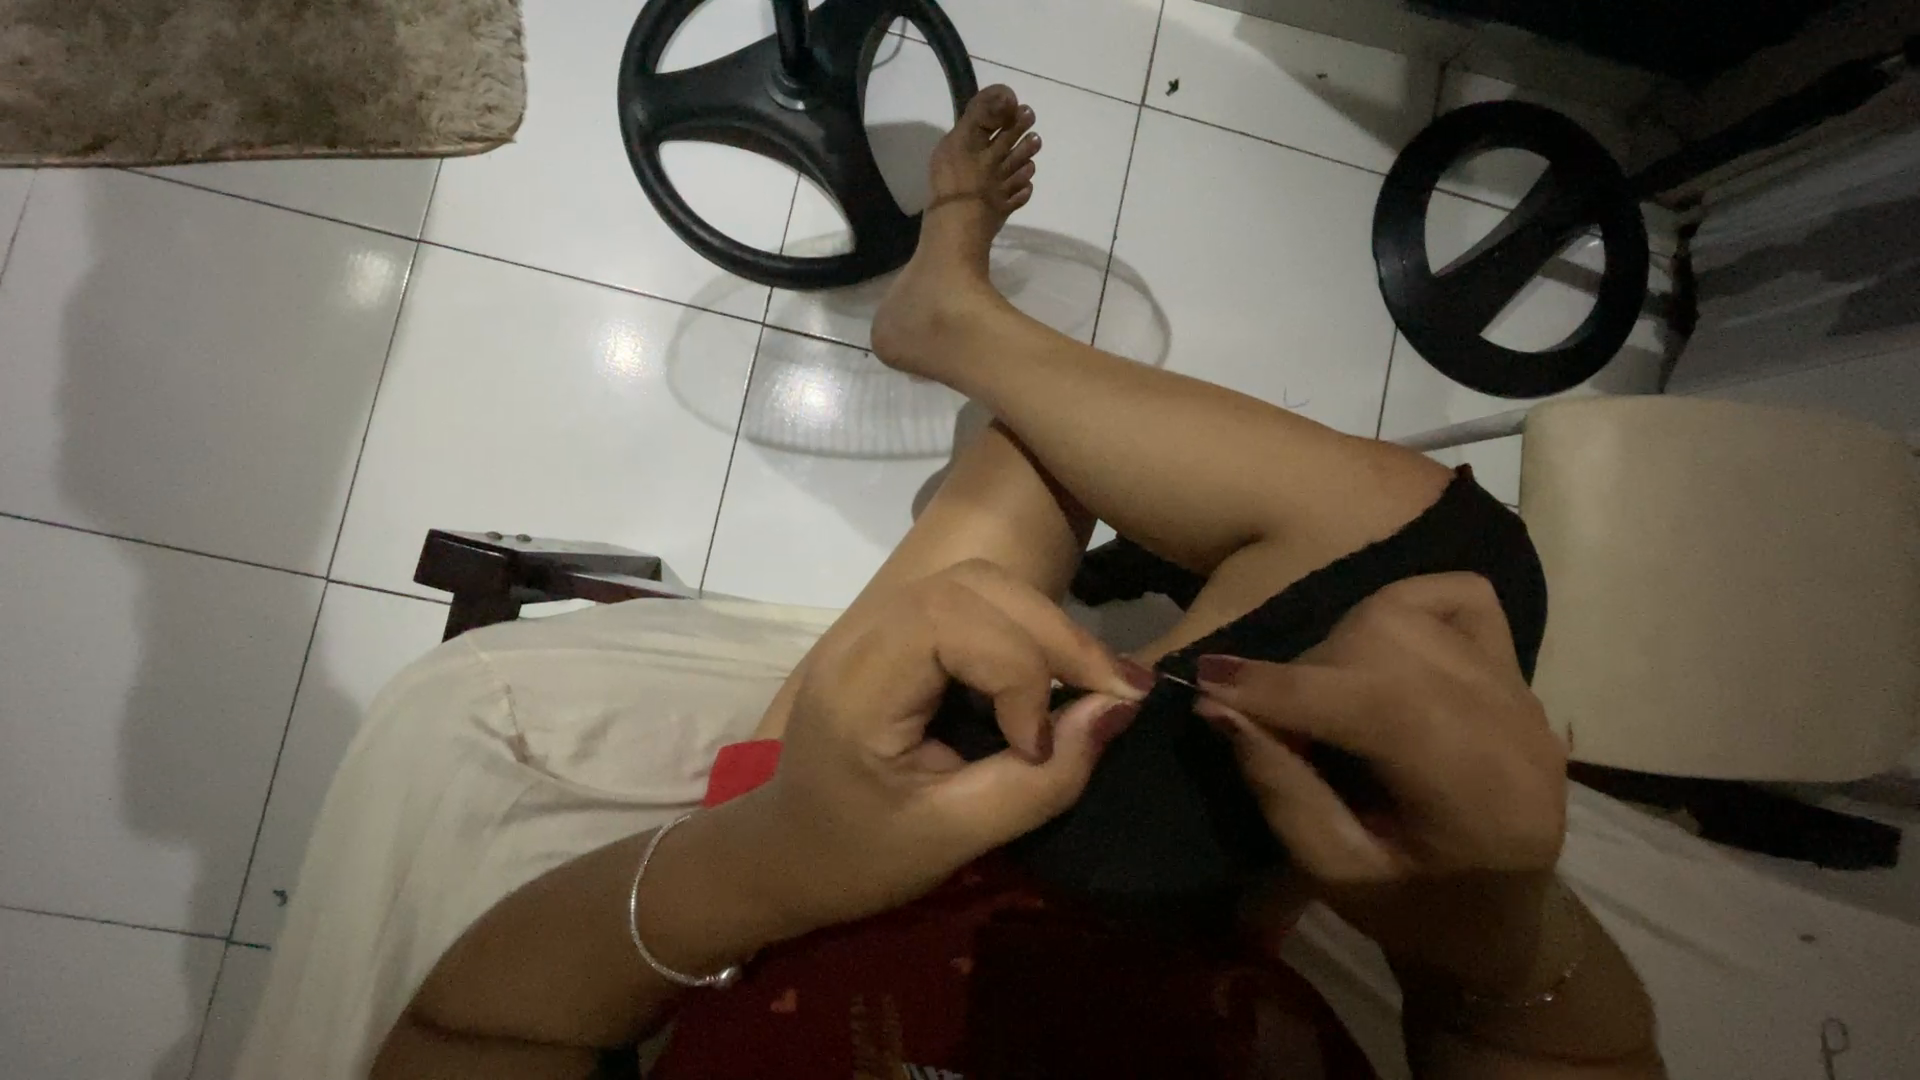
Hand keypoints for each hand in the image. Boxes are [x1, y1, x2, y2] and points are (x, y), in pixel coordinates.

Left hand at [736, 560, 1148, 937]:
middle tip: (1115, 689)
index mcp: (858, 688)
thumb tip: (1118, 710)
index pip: (950, 623)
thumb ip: (1039, 781)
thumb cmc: (859, 858)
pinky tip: (1050, 668)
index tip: (1036, 748)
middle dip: (1053, 634)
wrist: (790, 850)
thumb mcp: (953, 838)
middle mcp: (862, 635)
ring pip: (977, 582)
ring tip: (1091, 678)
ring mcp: (876, 624)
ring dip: (1044, 623)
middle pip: (972, 587)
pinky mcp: (896, 630)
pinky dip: (1023, 625)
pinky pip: (970, 600)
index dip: (1017, 672)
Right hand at [1195, 573, 1568, 986]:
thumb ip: (1280, 786)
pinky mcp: (1515, 669)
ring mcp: (1521, 690)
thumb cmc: (1415, 912)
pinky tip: (1377, 650)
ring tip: (1323, 693)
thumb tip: (1216, 704)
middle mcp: (1513, 726)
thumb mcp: (1333, 873)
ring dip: (1339, 645)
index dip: (1282, 687)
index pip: (1376, 705)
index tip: (1205, 681)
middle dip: (1305, 672)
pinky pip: (1456, 594)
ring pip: (1404, 613)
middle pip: (1385, 645)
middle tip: (1273, 717)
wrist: (1501, 919)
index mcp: (1482, 796)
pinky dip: (1401, 607)